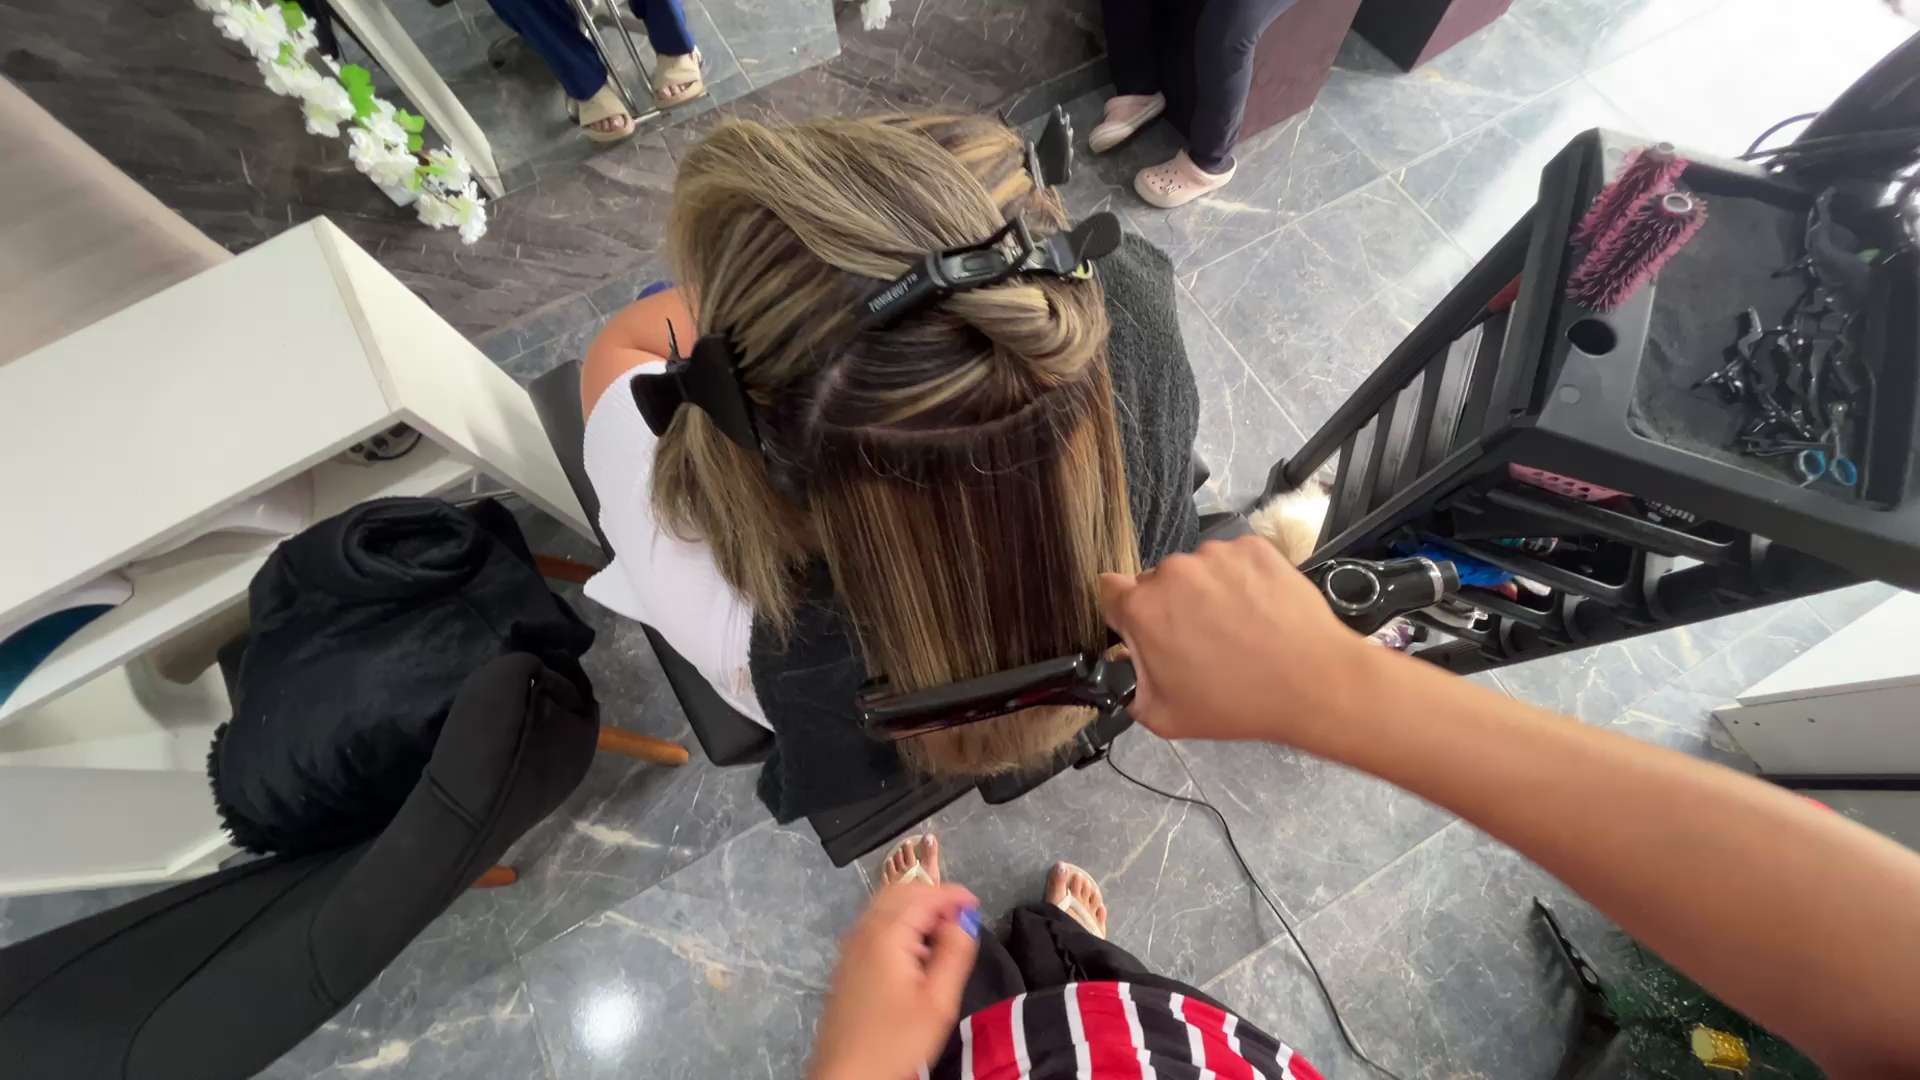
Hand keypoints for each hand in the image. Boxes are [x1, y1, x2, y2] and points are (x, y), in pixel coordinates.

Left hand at [808, 881, 979, 1079]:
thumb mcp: (937, 1003)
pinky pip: (875, 921)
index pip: (924, 896)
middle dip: (933, 896)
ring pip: (887, 904)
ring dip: (916, 906)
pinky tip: (914, 947)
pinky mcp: (847, 960)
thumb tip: (964, 920)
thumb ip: (954, 954)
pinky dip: (899, 919)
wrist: (845, 1079)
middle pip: (902, 891)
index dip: (953, 895)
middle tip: (959, 917)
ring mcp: (852, 944)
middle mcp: (865, 929)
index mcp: (887, 934)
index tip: (975, 905)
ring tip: (940, 931)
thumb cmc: (895, 1043)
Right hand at [1099, 535, 1377, 747]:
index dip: (1122, 611)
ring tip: (1236, 627)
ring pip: (1196, 570)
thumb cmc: (1239, 702)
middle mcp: (1173, 572)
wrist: (1315, 684)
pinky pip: (1233, 559)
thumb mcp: (1164, 717)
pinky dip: (1240, 579)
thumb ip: (1128, 689)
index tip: (1142, 628)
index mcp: (1143, 609)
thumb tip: (1124, 667)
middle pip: (1156, 582)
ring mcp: (1215, 556)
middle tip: (1198, 640)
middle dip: (1169, 606)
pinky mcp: (1253, 549)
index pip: (1108, 590)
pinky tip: (1257, 610)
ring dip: (1205, 591)